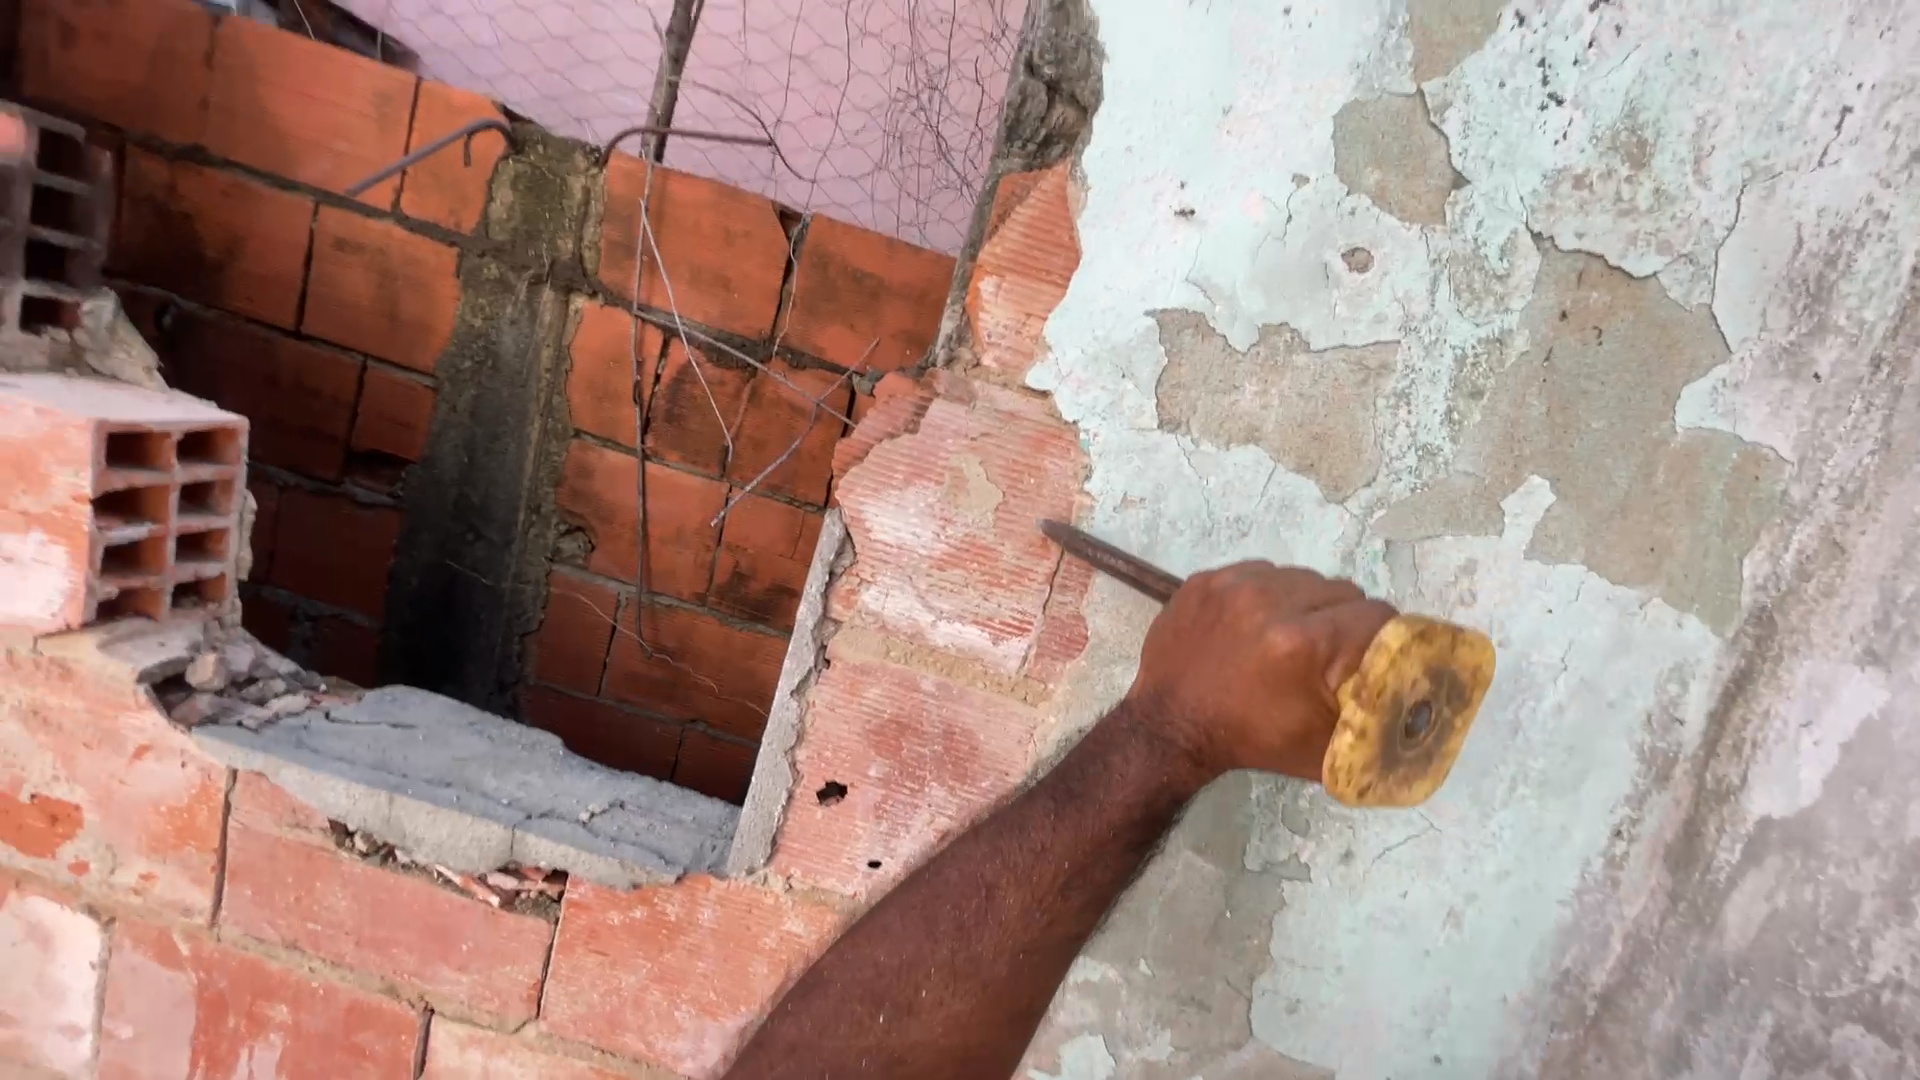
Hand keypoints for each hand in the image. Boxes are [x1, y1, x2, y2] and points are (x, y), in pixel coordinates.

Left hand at [1123, 562, 1395, 782]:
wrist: (1171, 724)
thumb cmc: (1251, 740)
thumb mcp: (1327, 744)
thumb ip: (1377, 711)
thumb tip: (1418, 688)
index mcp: (1302, 642)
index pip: (1376, 615)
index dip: (1385, 636)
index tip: (1376, 653)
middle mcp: (1267, 602)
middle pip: (1340, 590)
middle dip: (1344, 619)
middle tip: (1331, 647)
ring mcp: (1231, 586)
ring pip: (1299, 576)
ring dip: (1305, 602)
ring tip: (1290, 633)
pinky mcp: (1204, 580)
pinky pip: (1259, 571)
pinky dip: (1267, 593)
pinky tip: (1256, 621)